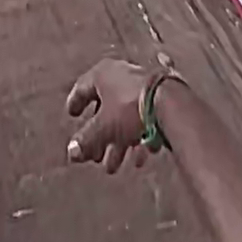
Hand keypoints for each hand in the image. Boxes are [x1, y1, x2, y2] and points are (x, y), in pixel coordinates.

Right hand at [66, 58, 158, 173]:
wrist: (171, 105)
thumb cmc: (129, 108)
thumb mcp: (104, 127)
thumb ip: (86, 140)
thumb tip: (71, 153)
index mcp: (102, 74)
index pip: (83, 88)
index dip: (76, 103)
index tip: (72, 114)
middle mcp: (119, 75)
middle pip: (104, 108)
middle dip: (99, 136)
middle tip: (94, 155)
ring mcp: (140, 86)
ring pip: (123, 117)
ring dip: (117, 142)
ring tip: (113, 166)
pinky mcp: (158, 98)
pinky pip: (142, 119)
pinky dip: (137, 138)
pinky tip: (138, 158)